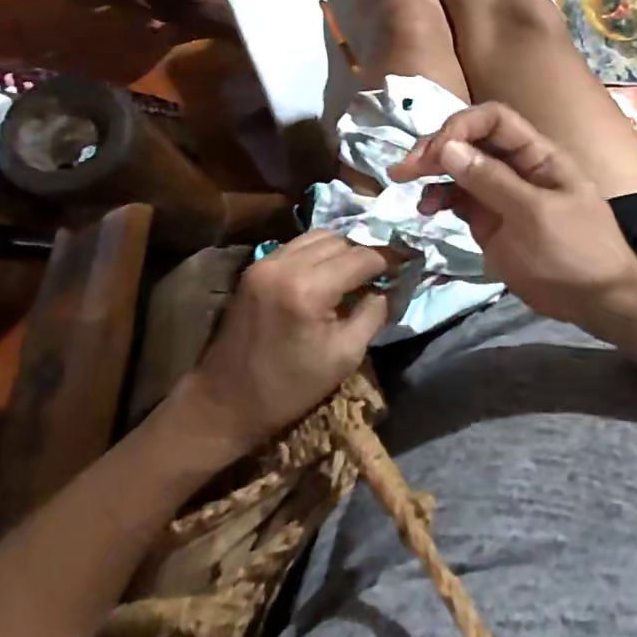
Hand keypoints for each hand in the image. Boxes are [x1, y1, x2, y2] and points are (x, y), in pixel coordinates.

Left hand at [184, 231, 393, 450]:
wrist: (227, 399)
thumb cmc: (290, 387)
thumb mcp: (344, 356)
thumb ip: (372, 313)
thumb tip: (389, 286)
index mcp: (308, 288)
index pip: (361, 257)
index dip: (389, 257)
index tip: (409, 261)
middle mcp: (284, 264)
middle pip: (339, 239)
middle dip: (365, 250)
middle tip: (385, 268)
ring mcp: (265, 262)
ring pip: (316, 236)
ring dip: (341, 248)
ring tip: (359, 268)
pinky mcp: (254, 268)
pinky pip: (295, 246)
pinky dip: (317, 252)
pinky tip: (329, 271)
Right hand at [389, 103, 636, 326]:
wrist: (596, 302)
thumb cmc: (575, 252)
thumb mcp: (534, 214)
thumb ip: (490, 180)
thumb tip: (446, 148)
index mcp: (536, 154)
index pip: (493, 120)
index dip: (460, 127)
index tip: (434, 153)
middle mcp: (514, 166)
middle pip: (468, 141)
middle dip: (435, 148)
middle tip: (403, 169)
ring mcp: (498, 193)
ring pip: (457, 168)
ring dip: (430, 172)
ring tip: (406, 186)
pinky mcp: (486, 219)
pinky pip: (455, 198)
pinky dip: (436, 198)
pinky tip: (426, 209)